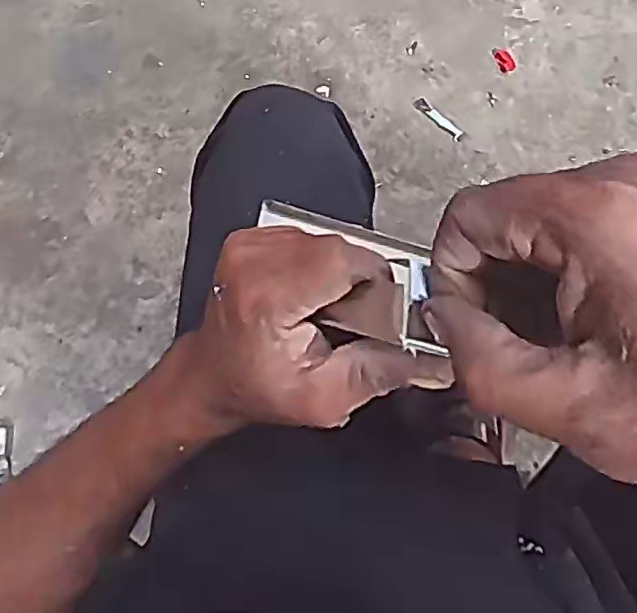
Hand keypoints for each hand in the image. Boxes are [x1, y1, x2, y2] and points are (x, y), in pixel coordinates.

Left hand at [169, 227, 443, 431]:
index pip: (341, 258)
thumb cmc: (256, 388)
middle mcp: (252, 261)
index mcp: (268, 298)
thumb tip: (424, 356)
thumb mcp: (322, 400)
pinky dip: (315, 260)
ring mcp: (247, 244)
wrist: (212, 374)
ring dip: (335, 267)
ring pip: (323, 237)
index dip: (370, 278)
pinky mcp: (249, 236)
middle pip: (335, 246)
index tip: (372, 307)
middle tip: (345, 315)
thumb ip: (377, 373)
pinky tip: (305, 290)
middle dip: (354, 277)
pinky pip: (305, 235)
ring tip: (322, 304)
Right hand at [422, 155, 636, 556]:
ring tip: (587, 361)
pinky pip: (608, 229)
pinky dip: (590, 279)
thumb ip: (485, 365)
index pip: (467, 214)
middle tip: (533, 364)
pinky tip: (629, 340)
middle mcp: (631, 178)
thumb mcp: (594, 415)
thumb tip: (442, 324)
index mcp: (596, 210)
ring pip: (558, 226)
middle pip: (512, 218)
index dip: (452, 280)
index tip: (473, 337)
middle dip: (502, 292)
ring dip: (546, 290)